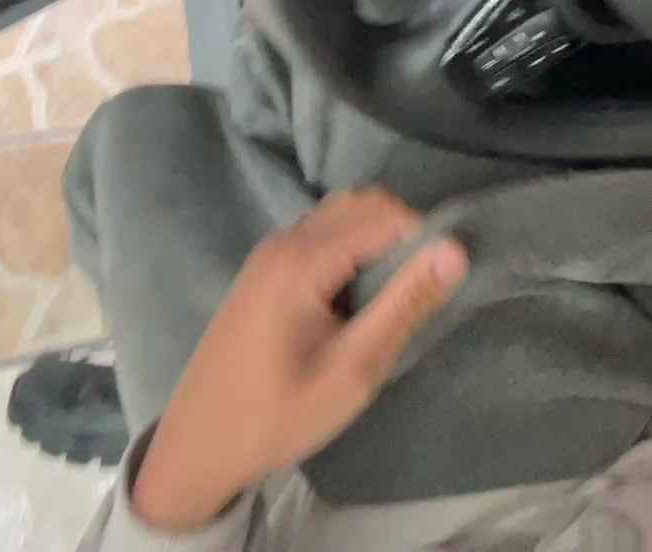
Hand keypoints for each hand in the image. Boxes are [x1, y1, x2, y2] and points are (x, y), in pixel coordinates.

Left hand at [133, 189, 467, 531]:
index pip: (386, 214)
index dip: (423, 237)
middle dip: (403, 231)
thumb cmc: (278, 415)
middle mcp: (285, 240)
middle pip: (364, 202)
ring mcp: (271, 250)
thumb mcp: (353, 370)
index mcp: (303, 260)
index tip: (435, 283)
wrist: (195, 449)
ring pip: (344, 212)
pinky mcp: (267, 265)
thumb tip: (455, 250)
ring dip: (378, 236)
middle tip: (417, 286)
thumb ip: (406, 303)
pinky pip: (324, 230)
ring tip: (390, 291)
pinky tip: (356, 293)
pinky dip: (354, 243)